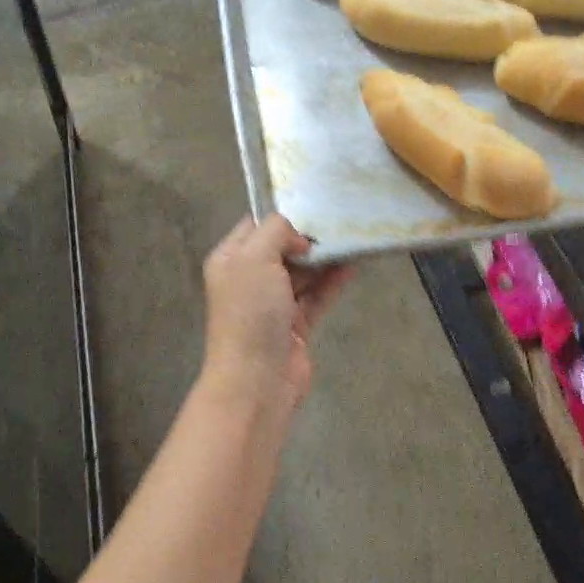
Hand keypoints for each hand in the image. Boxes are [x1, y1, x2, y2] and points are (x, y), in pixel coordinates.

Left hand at [201, 215, 354, 410]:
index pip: (255, 225)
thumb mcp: (255, 258)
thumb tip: (299, 237)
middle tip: (338, 217)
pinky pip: (317, 295)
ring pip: (302, 272)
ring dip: (324, 257)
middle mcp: (249, 278)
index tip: (312, 203)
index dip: (280, 215)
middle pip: (281, 248)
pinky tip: (353, 265)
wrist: (256, 379)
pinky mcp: (295, 325)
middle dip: (307, 236)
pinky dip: (333, 281)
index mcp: (230, 259)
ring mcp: (273, 303)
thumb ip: (276, 232)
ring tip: (352, 236)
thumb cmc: (250, 312)